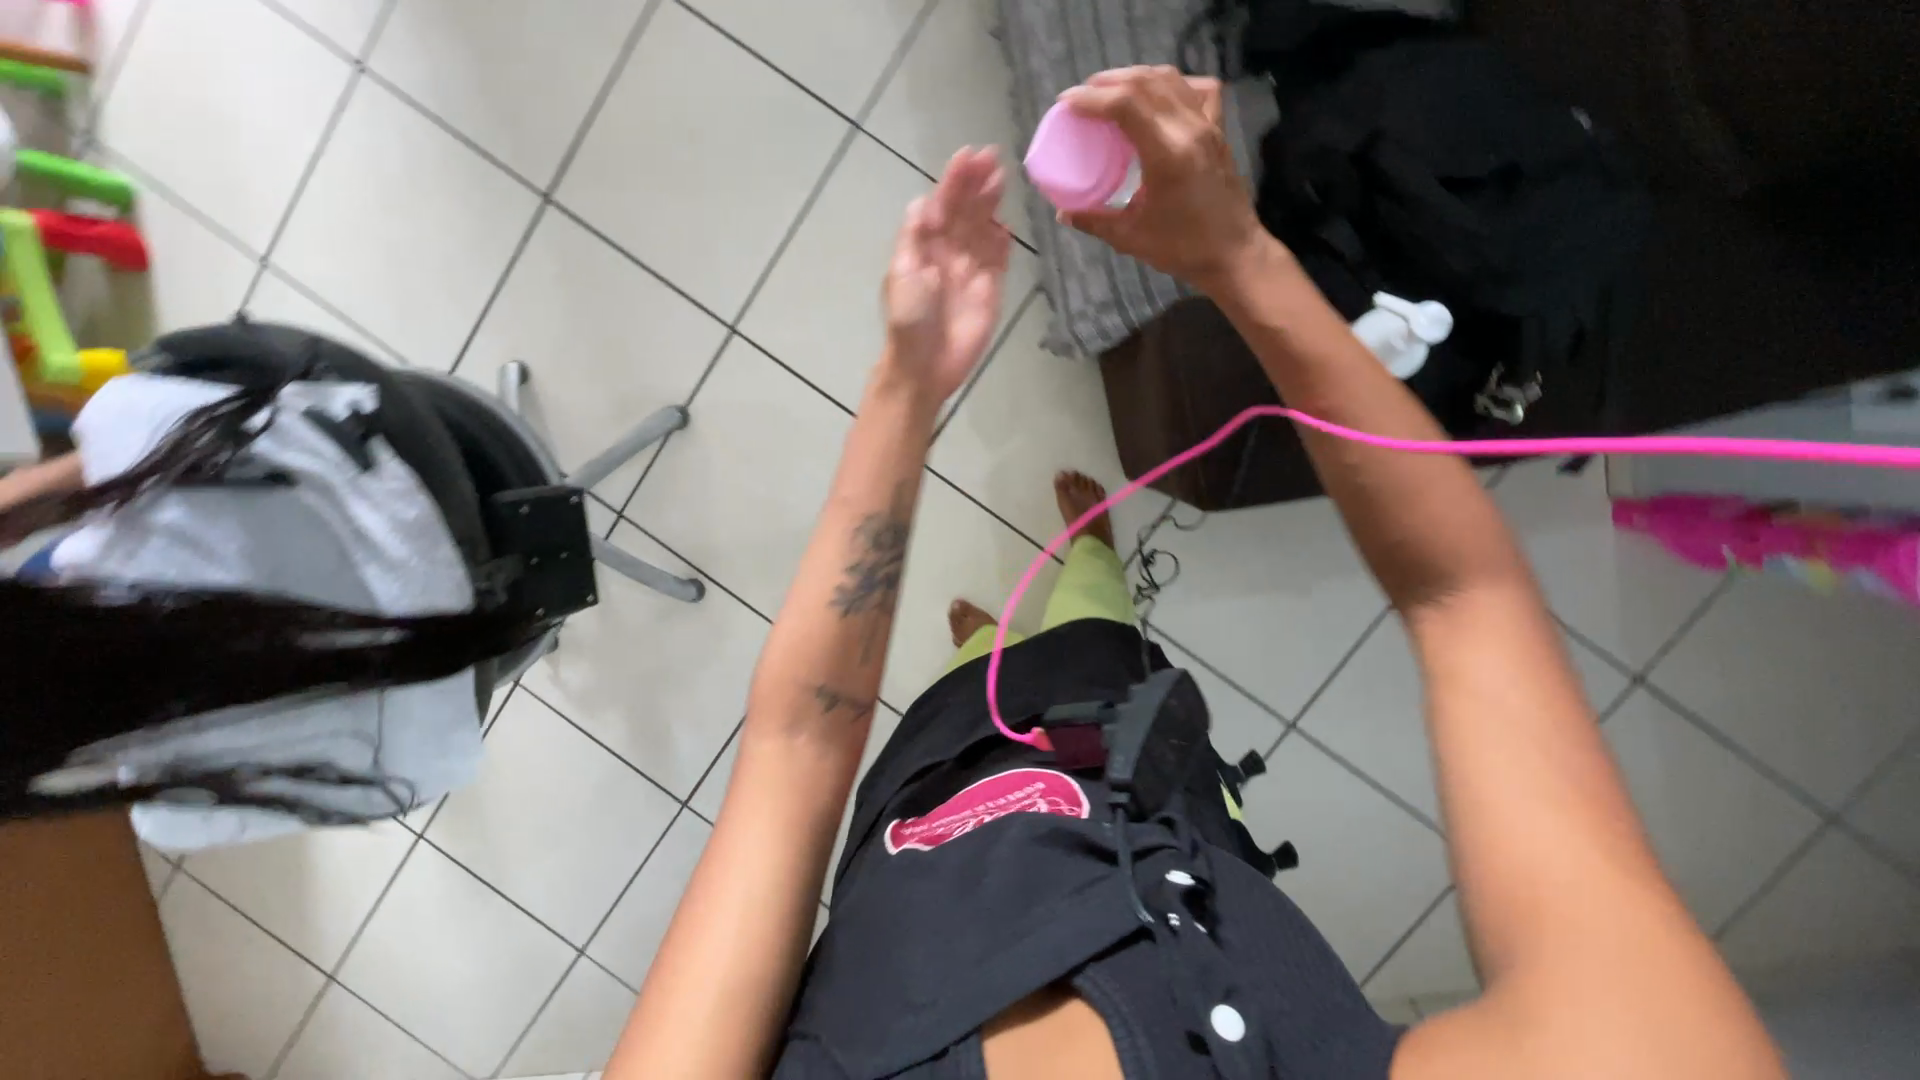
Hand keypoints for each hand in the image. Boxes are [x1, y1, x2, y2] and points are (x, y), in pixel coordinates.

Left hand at [881, 146, 1011, 402]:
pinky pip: (998, 259)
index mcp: (924, 247)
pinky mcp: (989, 290)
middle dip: (976, 185)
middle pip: (965, 211)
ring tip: (1002, 178)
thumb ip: (914, 239)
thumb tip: (922, 201)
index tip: (969, 156)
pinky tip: (1006, 226)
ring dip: (991, 205)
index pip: (942, 205)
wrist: (925, 366)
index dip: (955, 181)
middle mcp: (947, 253)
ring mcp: (969, 270)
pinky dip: (1002, 242)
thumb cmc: (909, 322)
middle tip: (993, 157)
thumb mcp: (903, 276)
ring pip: (983, 229)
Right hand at [1057, 66, 1271, 291]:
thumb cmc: (1183, 249)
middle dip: (1107, 82)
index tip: (1066, 103)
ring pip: (1170, 79)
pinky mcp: (1218, 130)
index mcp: (1167, 154)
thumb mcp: (1131, 237)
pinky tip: (1158, 95)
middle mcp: (1189, 129)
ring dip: (1136, 77)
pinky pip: (1198, 90)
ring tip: (1111, 89)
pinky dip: (1174, 84)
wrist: (1234, 254)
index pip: (1126, 105)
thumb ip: (1095, 221)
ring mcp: (1208, 125)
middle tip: (1082, 96)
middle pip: (1145, 83)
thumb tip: (1063, 213)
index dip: (1091, 98)